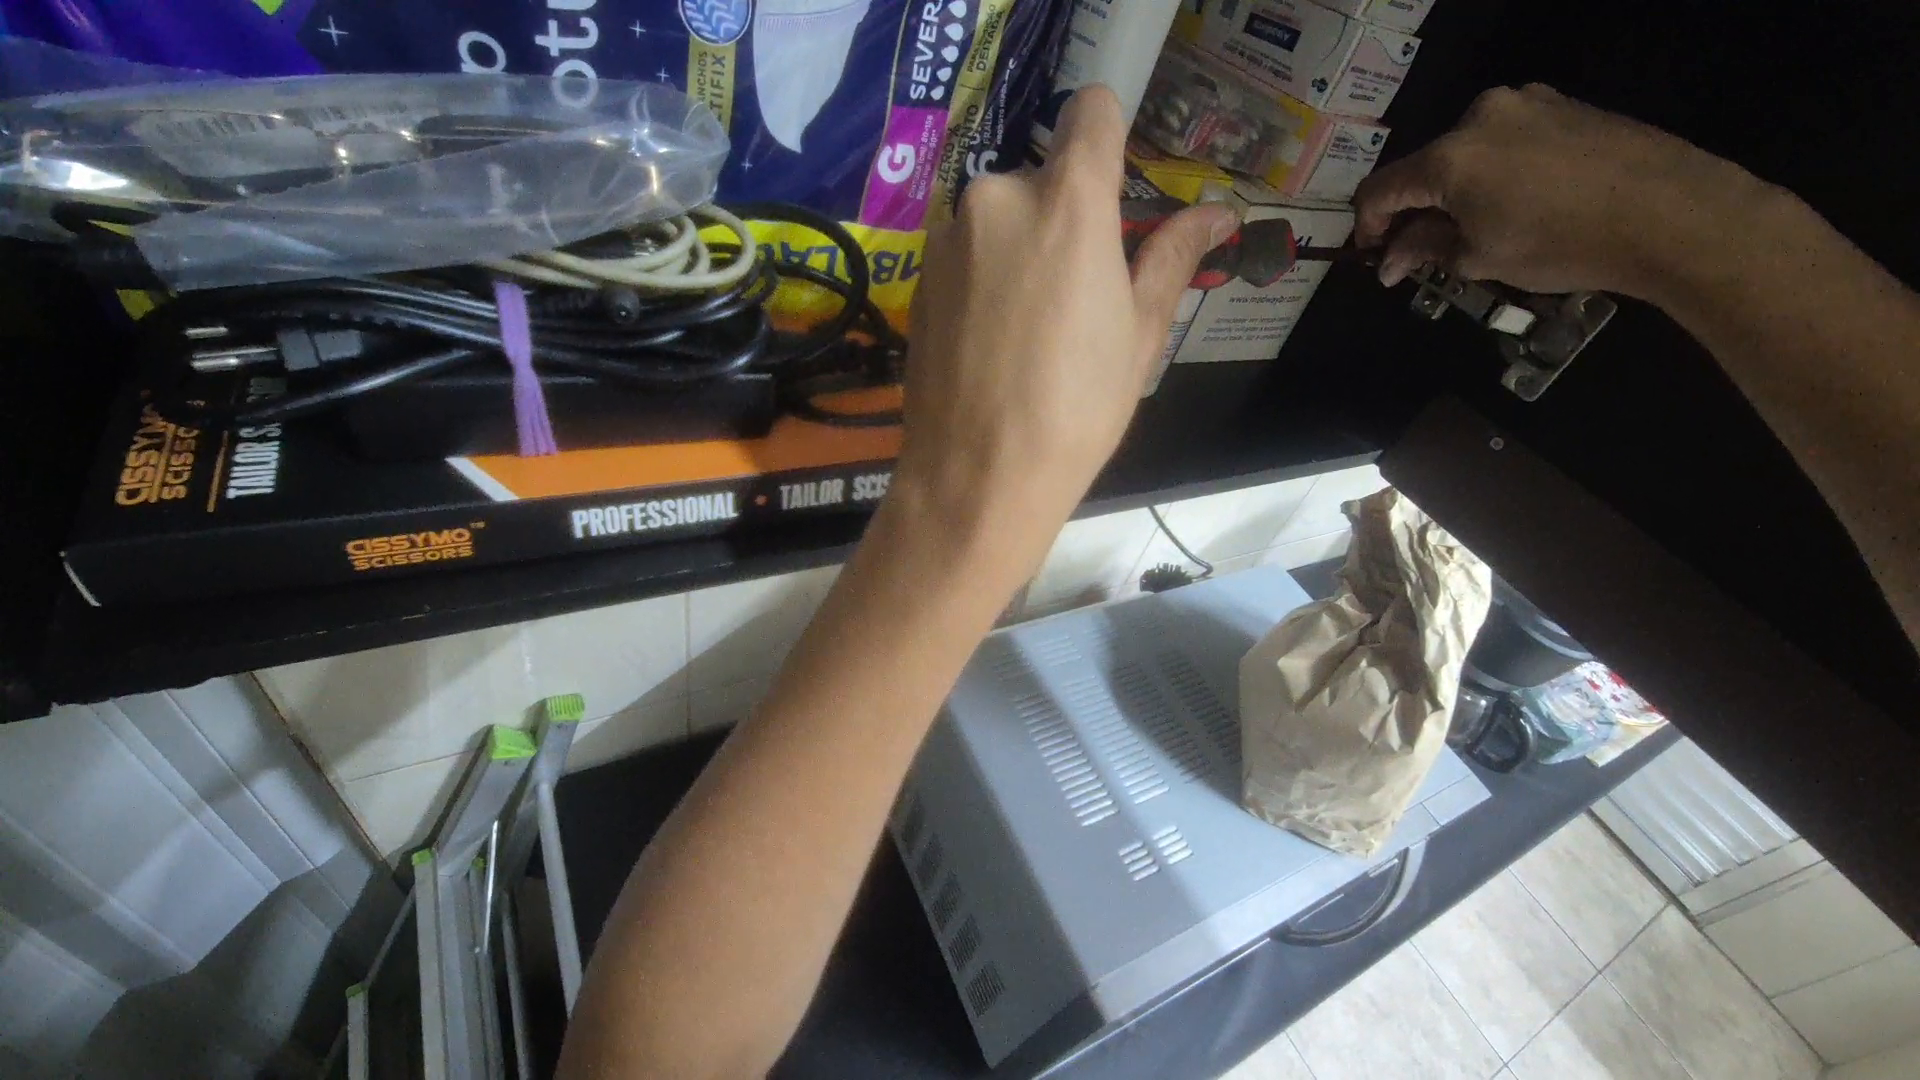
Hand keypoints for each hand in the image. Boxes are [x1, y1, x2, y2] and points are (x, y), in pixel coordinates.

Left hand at [889, 85, 1238, 581]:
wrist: (977, 475)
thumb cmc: (1076, 408)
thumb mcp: (1139, 333)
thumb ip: (1172, 256)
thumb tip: (1219, 211)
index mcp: (1068, 202)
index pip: (1092, 113)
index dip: (1109, 140)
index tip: (1117, 189)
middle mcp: (998, 198)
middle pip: (1044, 179)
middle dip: (1064, 220)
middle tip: (1080, 296)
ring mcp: (948, 236)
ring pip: (1001, 219)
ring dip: (1021, 249)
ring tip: (1032, 328)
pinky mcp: (918, 275)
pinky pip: (965, 252)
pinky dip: (984, 276)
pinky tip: (992, 340)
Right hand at [1354, 84, 1775, 299]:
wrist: (1671, 213)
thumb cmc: (1560, 244)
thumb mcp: (1478, 258)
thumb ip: (1424, 251)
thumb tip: (1389, 263)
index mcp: (1450, 155)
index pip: (1380, 189)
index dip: (1368, 227)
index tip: (1375, 257)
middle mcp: (1481, 116)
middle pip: (1423, 168)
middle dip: (1415, 212)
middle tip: (1422, 254)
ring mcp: (1527, 104)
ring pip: (1464, 155)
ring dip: (1454, 194)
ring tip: (1474, 233)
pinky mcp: (1563, 106)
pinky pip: (1504, 143)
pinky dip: (1491, 176)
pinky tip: (1514, 207)